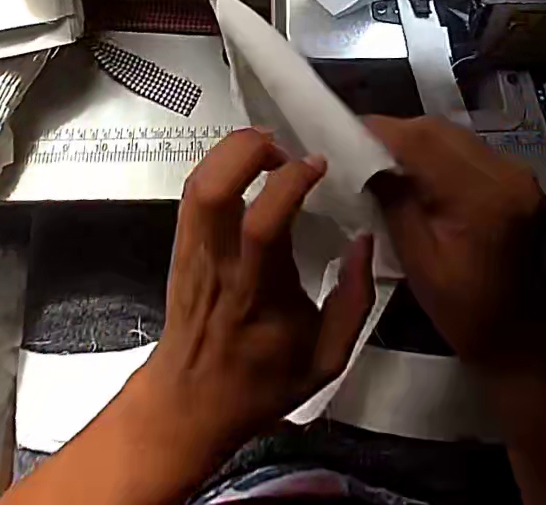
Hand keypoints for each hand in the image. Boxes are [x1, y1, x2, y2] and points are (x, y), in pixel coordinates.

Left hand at [126, 128, 375, 464]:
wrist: (189, 401)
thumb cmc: (261, 380)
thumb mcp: (327, 358)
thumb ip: (354, 300)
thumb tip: (364, 241)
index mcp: (258, 291)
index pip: (265, 223)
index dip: (291, 182)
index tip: (317, 164)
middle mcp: (219, 262)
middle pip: (215, 189)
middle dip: (249, 150)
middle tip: (283, 146)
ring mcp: (193, 248)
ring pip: (199, 183)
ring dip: (231, 150)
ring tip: (266, 145)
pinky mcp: (181, 242)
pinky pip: (192, 189)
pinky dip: (218, 162)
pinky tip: (244, 162)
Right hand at [365, 115, 545, 369]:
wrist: (521, 336)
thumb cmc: (464, 308)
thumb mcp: (416, 259)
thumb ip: (391, 200)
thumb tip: (360, 159)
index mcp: (483, 197)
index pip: (423, 142)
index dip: (380, 131)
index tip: (345, 133)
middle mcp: (505, 172)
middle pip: (437, 130)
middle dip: (393, 132)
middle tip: (357, 145)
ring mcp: (514, 170)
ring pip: (449, 132)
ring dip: (412, 138)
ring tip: (379, 155)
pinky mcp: (512, 174)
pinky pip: (463, 146)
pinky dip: (433, 149)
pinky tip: (412, 166)